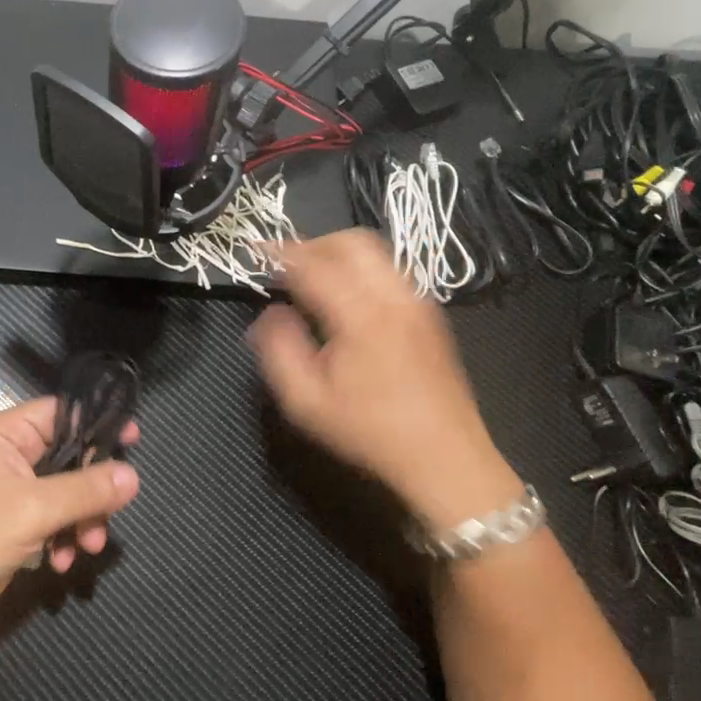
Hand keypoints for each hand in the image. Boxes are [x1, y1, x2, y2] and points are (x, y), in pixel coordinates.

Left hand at [0, 397, 140, 614]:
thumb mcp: (34, 509)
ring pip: (69, 493)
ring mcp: (15, 489)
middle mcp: (14, 455)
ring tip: (85, 547)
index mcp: (9, 434)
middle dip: (92, 490)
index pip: (63, 413)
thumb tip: (133, 476)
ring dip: (82, 520)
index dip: (98, 424)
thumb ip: (86, 491)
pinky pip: (55, 519)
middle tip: (107, 516)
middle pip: (72, 457)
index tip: (133, 439)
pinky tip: (60, 562)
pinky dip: (64, 538)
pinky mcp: (17, 520)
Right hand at [247, 230, 521, 525]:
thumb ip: (278, 349)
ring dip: (338, 254)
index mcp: (359, 314)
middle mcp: (393, 296)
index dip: (279, 252)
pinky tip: (345, 298)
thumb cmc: (369, 432)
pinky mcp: (430, 315)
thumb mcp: (305, 402)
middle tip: (284, 262)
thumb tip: (269, 313)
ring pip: (375, 252)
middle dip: (313, 244)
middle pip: (351, 241)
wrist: (445, 459)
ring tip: (311, 276)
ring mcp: (418, 302)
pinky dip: (360, 269)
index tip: (254, 251)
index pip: (312, 263)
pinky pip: (390, 271)